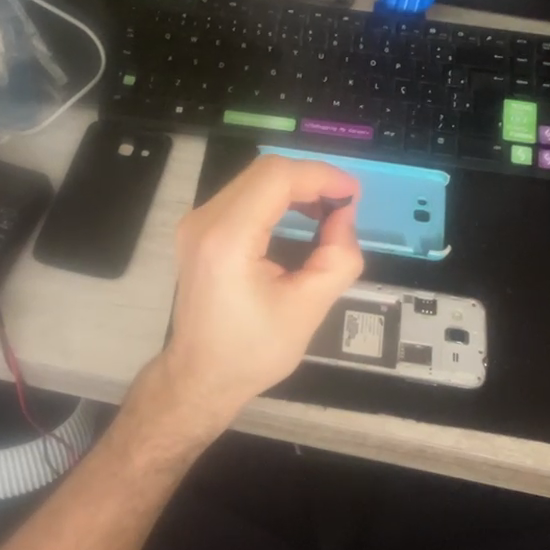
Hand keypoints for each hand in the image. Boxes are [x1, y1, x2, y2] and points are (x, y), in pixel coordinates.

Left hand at [144, 155, 363, 431]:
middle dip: (310, 181)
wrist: (201, 377)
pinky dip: (274, 201)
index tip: (353, 196)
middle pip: (264, 173)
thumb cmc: (252, 351)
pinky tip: (298, 221)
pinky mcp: (197, 233)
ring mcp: (195, 225)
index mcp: (228, 239)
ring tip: (327, 216)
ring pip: (252, 182)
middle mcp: (204, 221)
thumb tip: (344, 218)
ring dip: (293, 190)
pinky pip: (241, 199)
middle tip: (344, 208)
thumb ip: (337, 258)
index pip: (277, 178)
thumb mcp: (308, 309)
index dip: (321, 176)